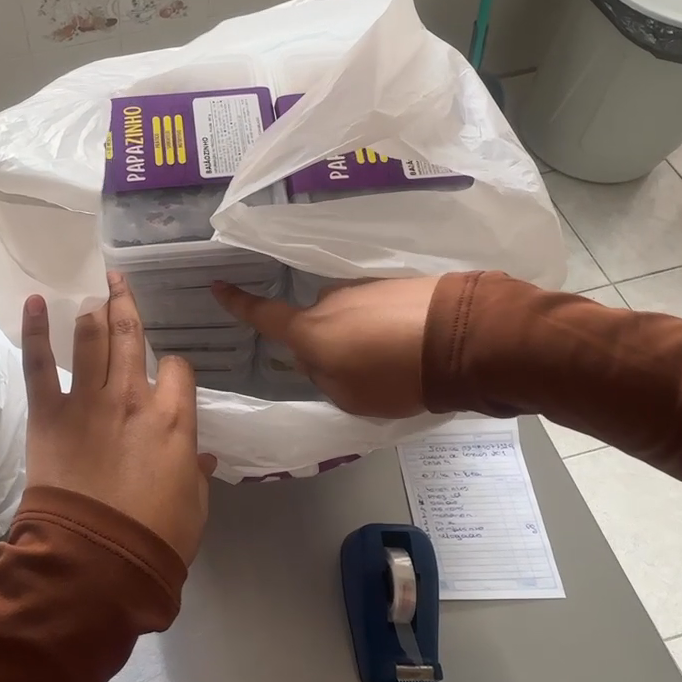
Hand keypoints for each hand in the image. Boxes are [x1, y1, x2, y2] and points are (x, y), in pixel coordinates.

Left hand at [20, 272, 217, 563]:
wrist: (95, 560)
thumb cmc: (154, 539)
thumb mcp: (194, 508)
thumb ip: (196, 474)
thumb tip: (198, 458)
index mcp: (174, 418)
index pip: (178, 368)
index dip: (173, 367)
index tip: (167, 375)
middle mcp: (132, 396)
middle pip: (131, 335)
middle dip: (126, 304)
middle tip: (118, 282)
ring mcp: (88, 400)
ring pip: (91, 338)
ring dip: (92, 310)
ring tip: (92, 291)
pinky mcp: (49, 412)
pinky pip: (40, 363)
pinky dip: (35, 329)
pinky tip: (33, 301)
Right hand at [211, 276, 439, 418]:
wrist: (463, 338)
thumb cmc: (396, 377)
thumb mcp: (350, 398)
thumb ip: (325, 378)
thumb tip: (321, 359)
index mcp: (309, 330)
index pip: (263, 316)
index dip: (238, 304)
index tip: (218, 286)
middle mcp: (330, 301)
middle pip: (316, 323)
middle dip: (328, 343)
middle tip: (359, 373)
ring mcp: (365, 287)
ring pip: (350, 316)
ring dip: (363, 335)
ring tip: (395, 363)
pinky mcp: (397, 283)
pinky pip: (380, 309)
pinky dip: (388, 326)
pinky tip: (412, 345)